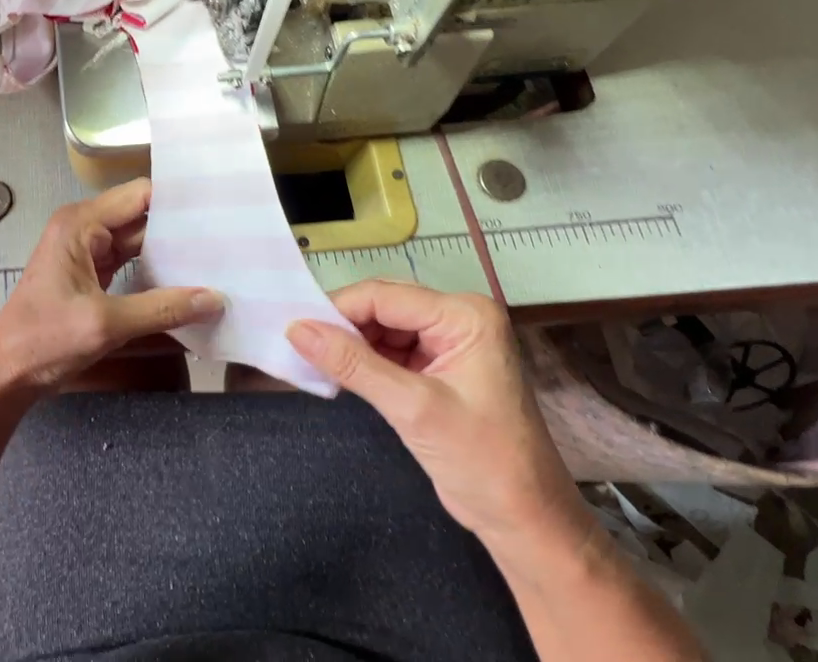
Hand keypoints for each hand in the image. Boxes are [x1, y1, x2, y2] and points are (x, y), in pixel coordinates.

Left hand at [0, 178, 223, 390]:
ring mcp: (87, 251)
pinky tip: (188, 280)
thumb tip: (215, 298)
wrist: (6, 373)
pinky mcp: (92, 275)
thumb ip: (162, 308)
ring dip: (170, 251)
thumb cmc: (45, 339)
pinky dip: (156, 270)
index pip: (139, 195)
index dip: (176, 200)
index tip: (219, 208)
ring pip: (139, 241)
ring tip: (219, 256)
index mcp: (80, 223)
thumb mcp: (106, 323)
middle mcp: (84, 228)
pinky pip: (131, 262)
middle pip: (142, 216)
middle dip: (179, 227)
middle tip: (229, 236)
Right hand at [286, 281, 584, 543]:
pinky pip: (389, 351)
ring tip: (314, 364)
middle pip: (381, 307)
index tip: (293, 330)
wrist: (525, 520)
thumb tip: (295, 329)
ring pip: (381, 328)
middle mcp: (458, 318)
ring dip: (349, 345)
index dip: (337, 310)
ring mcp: (448, 343)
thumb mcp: (412, 408)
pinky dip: (362, 362)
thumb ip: (353, 364)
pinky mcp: (437, 368)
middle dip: (342, 327)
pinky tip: (338, 375)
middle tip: (299, 348)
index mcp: (465, 315)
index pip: (383, 296)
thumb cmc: (482, 461)